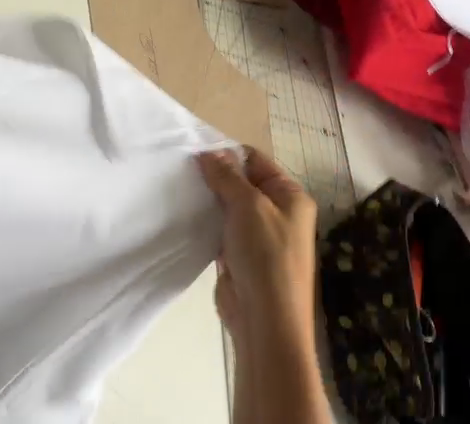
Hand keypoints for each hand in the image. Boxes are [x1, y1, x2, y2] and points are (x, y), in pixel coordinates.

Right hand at [197, 146, 319, 348]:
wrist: (265, 318)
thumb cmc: (266, 254)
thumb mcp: (248, 204)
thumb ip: (226, 175)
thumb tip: (209, 152)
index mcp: (290, 196)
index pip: (256, 160)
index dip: (227, 153)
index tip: (195, 151)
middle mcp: (278, 212)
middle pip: (241, 181)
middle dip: (215, 176)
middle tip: (182, 168)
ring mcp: (258, 234)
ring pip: (228, 205)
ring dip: (208, 199)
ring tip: (179, 187)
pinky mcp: (240, 253)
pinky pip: (220, 227)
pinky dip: (205, 220)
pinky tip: (184, 213)